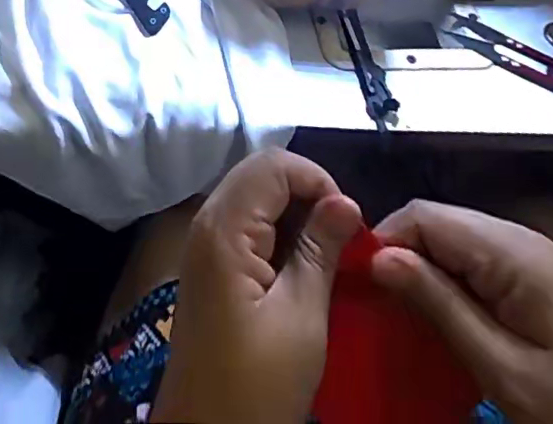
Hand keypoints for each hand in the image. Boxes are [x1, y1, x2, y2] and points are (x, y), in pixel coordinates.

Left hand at [152, 149, 363, 423]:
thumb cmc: (254, 386)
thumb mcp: (300, 317)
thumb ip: (321, 248)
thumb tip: (347, 200)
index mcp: (224, 228)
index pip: (274, 165)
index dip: (315, 179)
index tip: (346, 220)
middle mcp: (208, 222)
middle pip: (262, 173)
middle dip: (306, 190)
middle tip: (339, 232)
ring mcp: (206, 243)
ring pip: (256, 194)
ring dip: (294, 210)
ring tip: (325, 248)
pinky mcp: (211, 264)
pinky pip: (248, 221)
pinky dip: (279, 229)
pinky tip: (299, 262)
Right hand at [371, 201, 552, 423]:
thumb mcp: (504, 369)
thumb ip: (441, 306)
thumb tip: (381, 258)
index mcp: (512, 249)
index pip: (426, 214)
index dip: (386, 240)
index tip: (357, 285)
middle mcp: (520, 238)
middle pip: (441, 224)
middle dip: (403, 256)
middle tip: (374, 308)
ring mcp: (534, 258)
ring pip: (458, 244)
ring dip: (426, 274)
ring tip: (399, 319)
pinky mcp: (540, 281)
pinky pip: (481, 266)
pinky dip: (453, 286)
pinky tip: (441, 323)